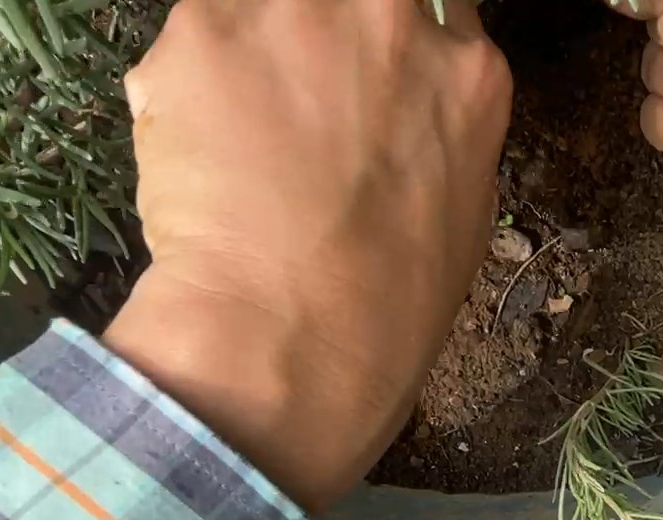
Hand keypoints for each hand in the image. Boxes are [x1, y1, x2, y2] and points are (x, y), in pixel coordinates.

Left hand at [104, 0, 511, 512]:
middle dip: (319, 44)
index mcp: (469, 78)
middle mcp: (391, 16)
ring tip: (245, 153)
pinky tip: (205, 166)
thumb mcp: (460, 224)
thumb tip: (408, 113)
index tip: (364, 85)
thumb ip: (441, 139)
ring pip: (264, 13)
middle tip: (296, 112)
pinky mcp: (202, 27)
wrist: (295, 345)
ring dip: (254, 65)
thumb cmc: (394, 312)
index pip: (432, 13)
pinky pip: (196, 45)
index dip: (388, 50)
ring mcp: (295, 12)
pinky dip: (193, 95)